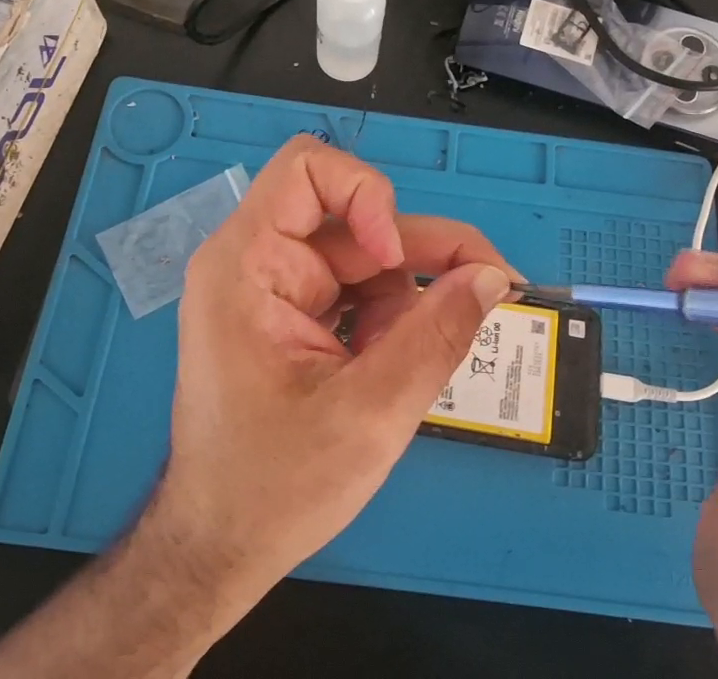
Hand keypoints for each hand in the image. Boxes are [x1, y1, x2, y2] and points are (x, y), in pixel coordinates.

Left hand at [0, 141, 515, 678]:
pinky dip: (394, 324)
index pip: (308, 170)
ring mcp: (280, 292)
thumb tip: (491, 277)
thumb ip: (437, 337)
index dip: (367, 195)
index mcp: (248, 265)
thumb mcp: (369, 414)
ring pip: (370, 260)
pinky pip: (362, 295)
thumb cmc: (275, 487)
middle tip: (494, 290)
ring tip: (417, 364)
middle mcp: (260, 263)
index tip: (395, 261)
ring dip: (410, 304)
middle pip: (357, 220)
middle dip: (424, 257)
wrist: (222, 548)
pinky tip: (397, 368)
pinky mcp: (298, 318)